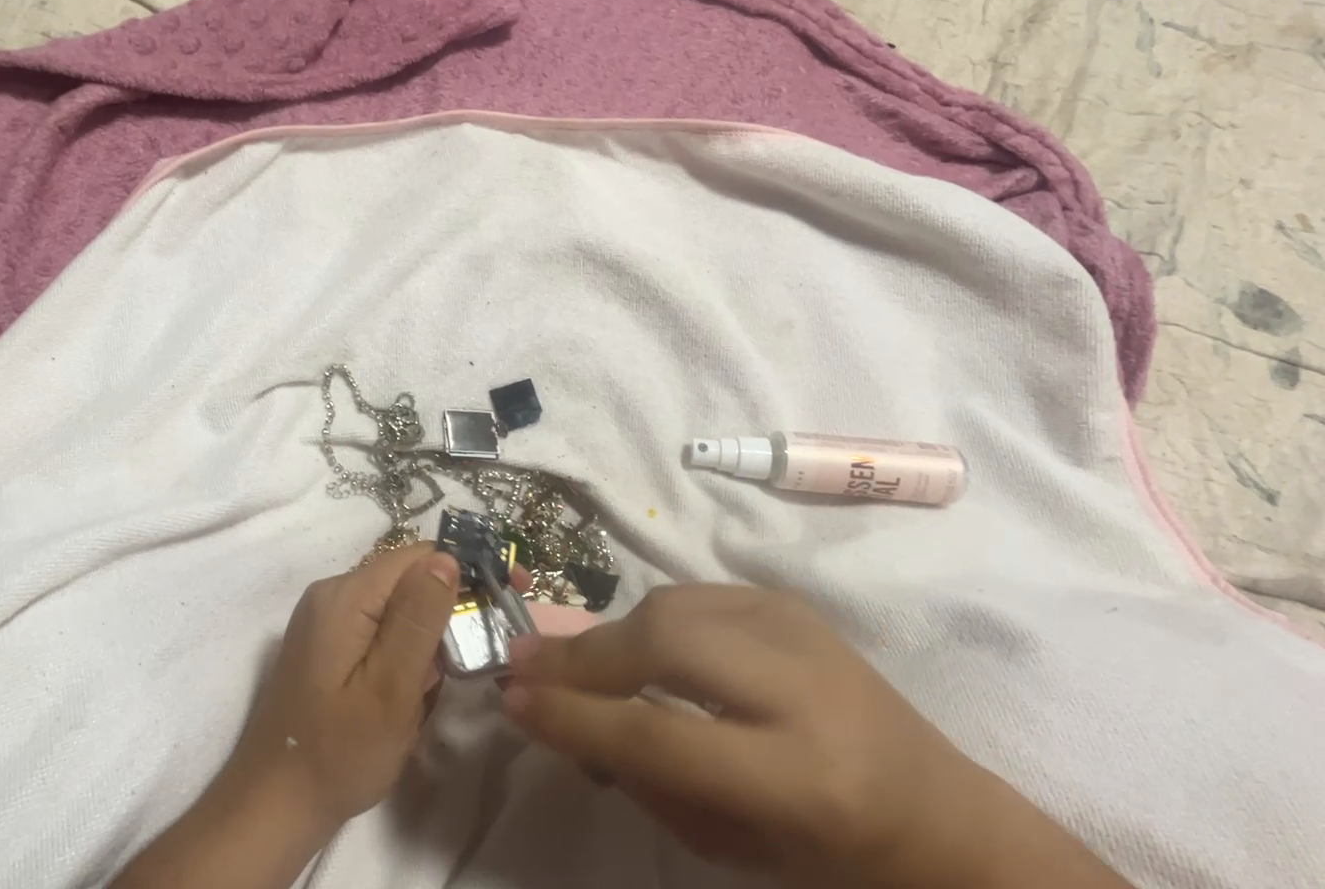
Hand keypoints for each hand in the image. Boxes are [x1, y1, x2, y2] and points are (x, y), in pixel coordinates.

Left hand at [110, 543, 470, 888]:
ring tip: (438, 686)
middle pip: (407, 579)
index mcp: (345, 597)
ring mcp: (325, 621)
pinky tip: (411, 693)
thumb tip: (447, 559)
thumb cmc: (338, 752)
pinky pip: (379, 631)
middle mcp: (331, 595)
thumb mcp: (390, 687)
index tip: (513, 593)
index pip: (418, 556)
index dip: (468, 568)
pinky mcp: (326, 647)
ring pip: (396, 608)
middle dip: (449, 609)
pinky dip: (405, 654)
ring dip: (427, 638)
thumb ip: (418, 619)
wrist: (274, 804)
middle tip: (479, 655)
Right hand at [502, 585, 1132, 888]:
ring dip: (606, 635)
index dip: (575, 716)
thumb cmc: (829, 852)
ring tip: (565, 660)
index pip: (661, 735)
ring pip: (669, 608)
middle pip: (664, 644)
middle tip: (523, 665)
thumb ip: (645, 780)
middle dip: (582, 655)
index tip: (512, 701)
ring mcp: (800, 630)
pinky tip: (627, 649)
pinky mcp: (788, 603)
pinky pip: (687, 597)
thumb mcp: (733, 845)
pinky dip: (643, 621)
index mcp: (804, 776)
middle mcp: (804, 688)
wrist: (936, 807)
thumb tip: (564, 716)